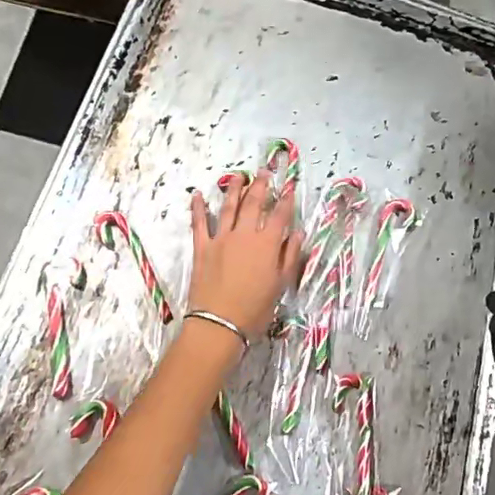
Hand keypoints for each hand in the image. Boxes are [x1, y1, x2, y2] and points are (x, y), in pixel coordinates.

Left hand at [188, 177, 304, 336]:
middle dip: (261, 186)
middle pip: (254, 204)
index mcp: (267, 244)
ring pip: (228, 207)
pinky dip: (198, 208)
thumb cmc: (254, 309)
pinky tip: (197, 194)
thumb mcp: (280, 285)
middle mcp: (244, 235)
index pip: (280, 216)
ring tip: (239, 176)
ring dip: (234, 190)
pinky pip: (200, 223)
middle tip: (264, 172)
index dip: (286, 200)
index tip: (290, 187)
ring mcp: (221, 239)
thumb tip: (297, 234)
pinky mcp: (202, 248)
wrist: (219, 322)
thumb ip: (289, 256)